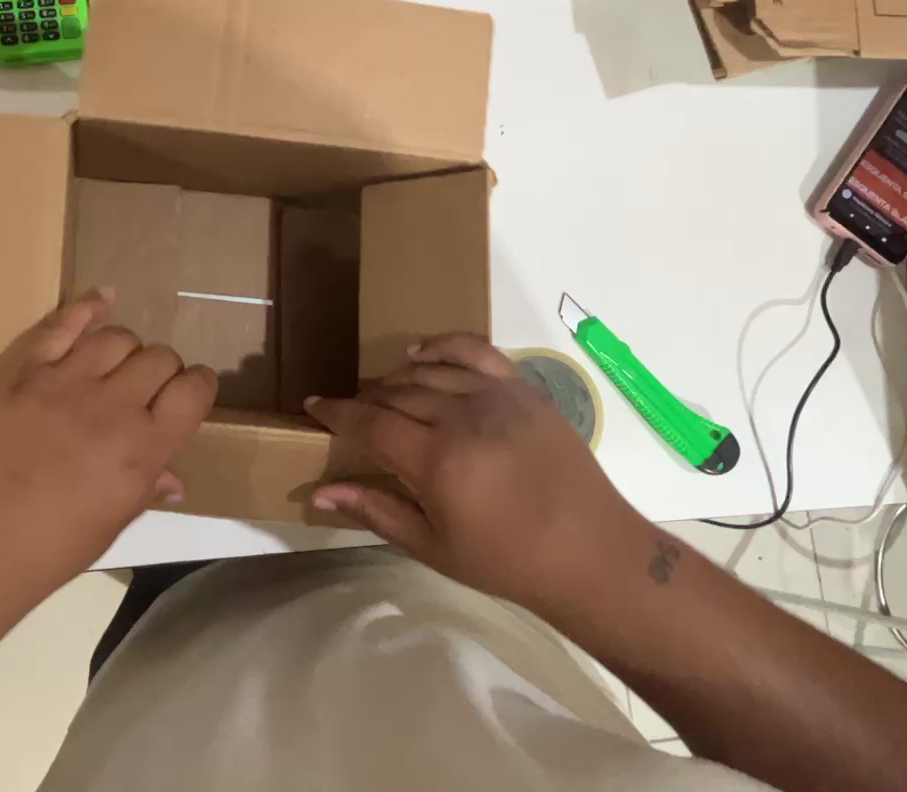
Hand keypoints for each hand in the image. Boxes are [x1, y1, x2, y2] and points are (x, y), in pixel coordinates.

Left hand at [0, 291, 217, 603]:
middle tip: (147, 392)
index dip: (199, 387)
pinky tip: (103, 300)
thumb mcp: (110, 526)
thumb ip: (146, 490)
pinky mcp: (25, 373)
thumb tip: (172, 478)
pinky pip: (63, 324)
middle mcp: (113, 406)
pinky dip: (87, 307)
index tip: (191, 394)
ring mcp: (66, 382)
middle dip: (163, 371)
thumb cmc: (47, 551)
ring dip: (127, 349)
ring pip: (118, 338)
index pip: (195, 390)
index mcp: (144, 449)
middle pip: (159, 357)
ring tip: (118, 368)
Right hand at [307, 334, 648, 612]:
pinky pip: (475, 352)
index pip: (370, 422)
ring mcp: (498, 398)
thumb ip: (374, 510)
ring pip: (429, 373)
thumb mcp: (432, 545)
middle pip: (396, 393)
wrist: (593, 554)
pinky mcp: (525, 390)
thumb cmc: (506, 560)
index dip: (337, 412)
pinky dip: (443, 346)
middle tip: (353, 413)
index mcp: (438, 461)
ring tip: (384, 395)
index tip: (314, 406)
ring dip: (397, 380)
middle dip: (365, 400)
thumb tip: (318, 492)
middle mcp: (464, 418)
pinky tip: (420, 353)